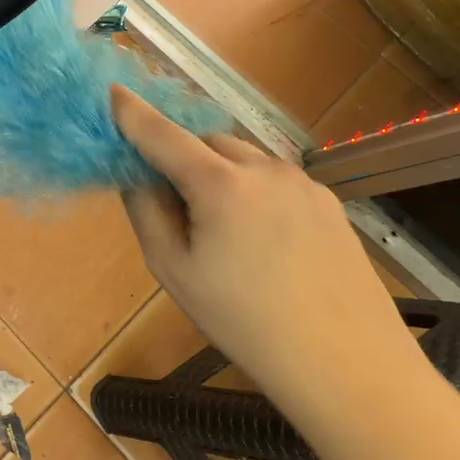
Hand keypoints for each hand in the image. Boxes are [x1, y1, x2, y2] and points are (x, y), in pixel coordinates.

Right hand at [110, 84, 420, 398]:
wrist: (351, 369)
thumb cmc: (244, 322)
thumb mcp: (172, 269)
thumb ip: (145, 209)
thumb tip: (135, 173)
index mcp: (220, 184)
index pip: (162, 133)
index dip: (131, 111)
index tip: (109, 91)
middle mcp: (265, 170)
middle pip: (205, 141)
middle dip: (180, 156)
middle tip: (169, 202)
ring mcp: (304, 185)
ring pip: (242, 159)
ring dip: (217, 172)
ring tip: (217, 228)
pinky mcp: (330, 205)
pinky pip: (273, 181)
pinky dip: (250, 190)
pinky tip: (257, 241)